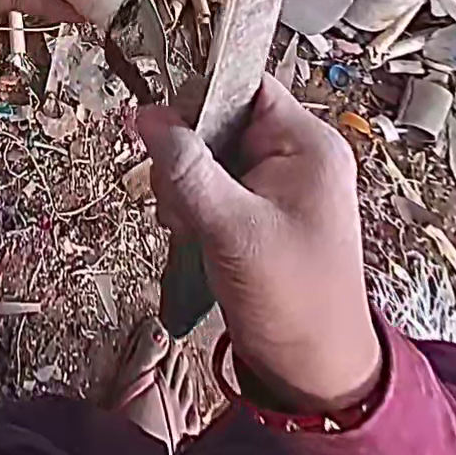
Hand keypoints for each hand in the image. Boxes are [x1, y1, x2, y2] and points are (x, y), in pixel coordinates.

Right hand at [131, 76, 381, 410]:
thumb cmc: (291, 299)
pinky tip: (188, 225)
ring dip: (180, 178)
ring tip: (185, 219)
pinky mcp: (250, 199)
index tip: (170, 134)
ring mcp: (269, 175)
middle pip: (214, 114)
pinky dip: (186, 195)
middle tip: (178, 196)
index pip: (242, 84)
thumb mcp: (234, 228)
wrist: (312, 370)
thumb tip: (144, 114)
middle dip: (184, 151)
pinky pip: (203, 174)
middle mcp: (289, 150)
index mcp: (305, 142)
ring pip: (201, 145)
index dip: (201, 98)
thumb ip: (187, 168)